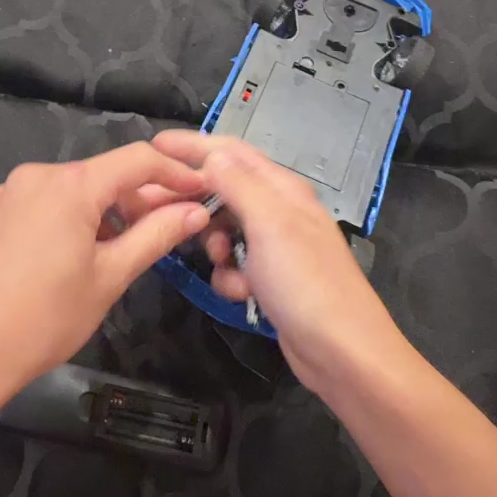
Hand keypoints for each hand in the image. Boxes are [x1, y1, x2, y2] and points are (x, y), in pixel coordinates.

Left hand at [0, 142, 211, 397]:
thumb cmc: (44, 319)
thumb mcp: (109, 277)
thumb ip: (155, 236)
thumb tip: (195, 210)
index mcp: (69, 185)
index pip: (137, 160)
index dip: (176, 173)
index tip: (204, 191)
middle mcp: (37, 176)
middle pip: (105, 173)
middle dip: (142, 197)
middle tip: (174, 226)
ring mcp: (10, 193)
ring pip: (75, 189)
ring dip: (109, 210)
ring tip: (130, 247)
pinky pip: (47, 202)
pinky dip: (75, 217)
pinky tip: (84, 252)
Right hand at [151, 129, 409, 387]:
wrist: (342, 352)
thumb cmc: (305, 282)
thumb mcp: (270, 224)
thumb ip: (239, 185)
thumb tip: (212, 154)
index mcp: (283, 189)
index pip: (232, 152)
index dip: (194, 145)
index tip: (154, 145)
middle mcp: (280, 210)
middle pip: (225, 191)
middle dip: (198, 202)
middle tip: (161, 212)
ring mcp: (277, 247)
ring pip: (226, 230)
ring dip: (215, 245)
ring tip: (219, 261)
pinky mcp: (271, 279)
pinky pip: (235, 266)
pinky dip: (230, 277)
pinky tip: (240, 293)